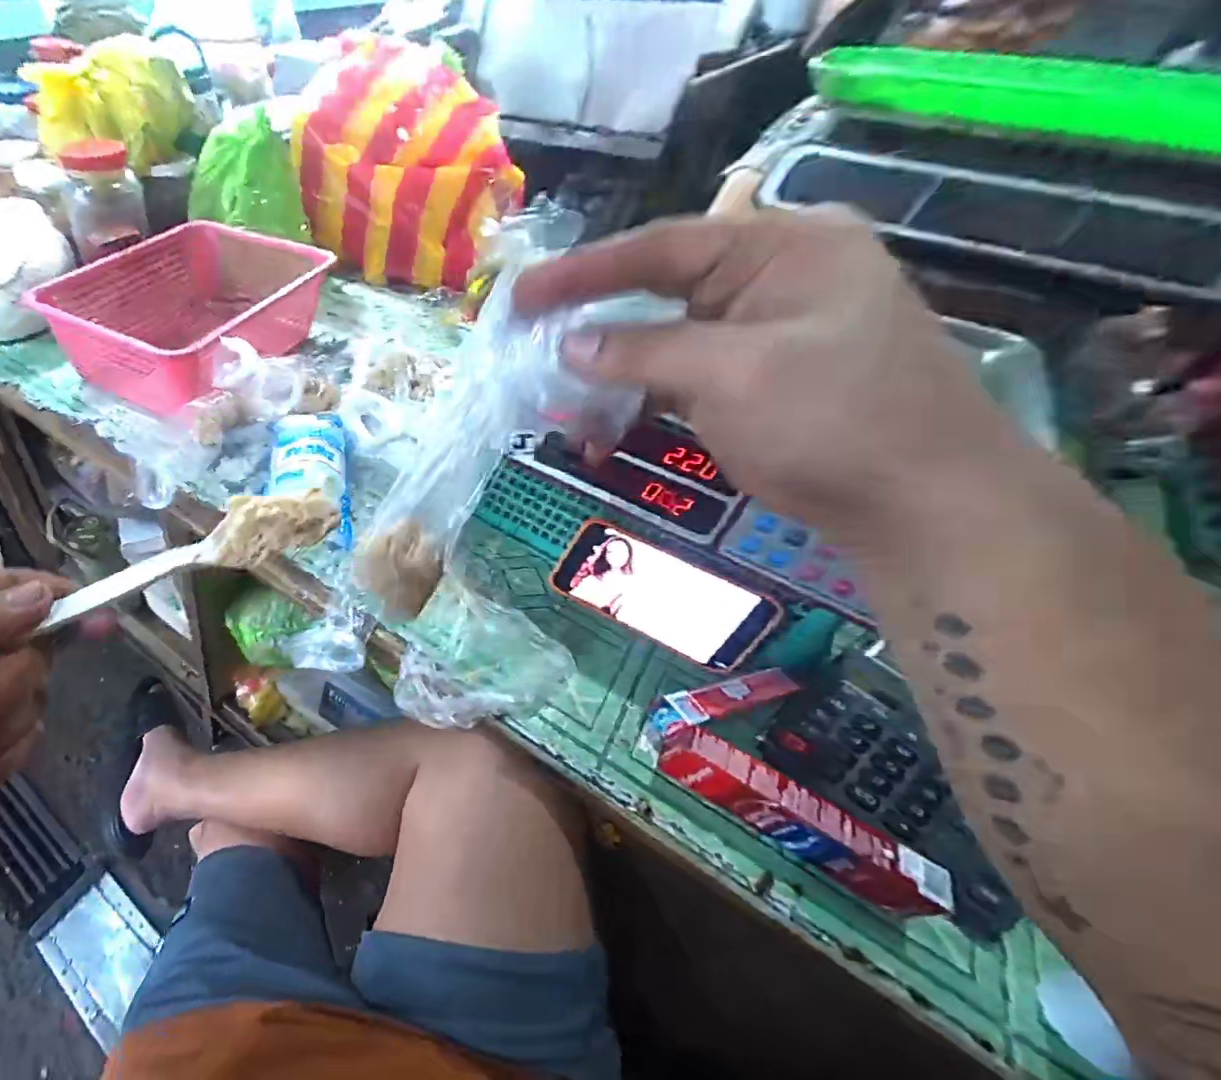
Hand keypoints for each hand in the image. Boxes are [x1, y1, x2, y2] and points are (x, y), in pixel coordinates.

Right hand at [513, 207, 1028, 541]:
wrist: (921, 505)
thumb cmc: (835, 422)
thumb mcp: (731, 376)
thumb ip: (643, 352)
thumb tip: (569, 346)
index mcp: (783, 248)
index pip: (662, 248)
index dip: (581, 271)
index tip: (520, 294)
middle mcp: (770, 277)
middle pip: (655, 290)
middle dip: (589, 322)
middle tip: (527, 337)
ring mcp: (760, 331)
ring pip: (658, 340)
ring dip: (607, 375)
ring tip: (559, 404)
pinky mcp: (749, 378)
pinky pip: (673, 377)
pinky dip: (634, 402)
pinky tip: (601, 432)